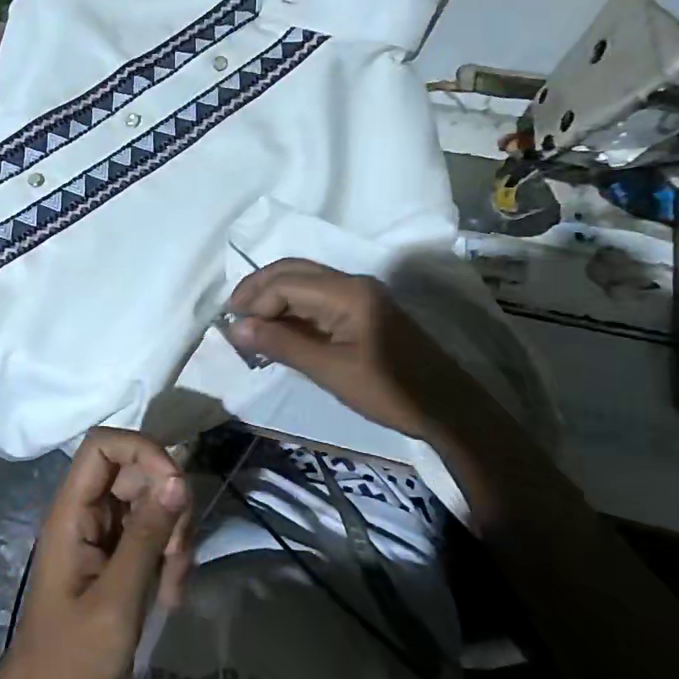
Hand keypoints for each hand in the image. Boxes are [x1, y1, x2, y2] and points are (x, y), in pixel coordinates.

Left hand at [0, 428, 191, 678]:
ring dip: (175, 538)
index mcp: (73, 512)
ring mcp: (106, 530)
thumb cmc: (71, 654)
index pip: (103, 445)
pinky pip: (155, 531)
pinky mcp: (120, 551)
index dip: (143, 450)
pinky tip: (171, 594)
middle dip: (170, 507)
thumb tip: (178, 479)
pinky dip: (171, 556)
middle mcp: (89, 511)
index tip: (175, 485)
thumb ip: (147, 536)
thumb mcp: (116, 599)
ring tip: (174, 586)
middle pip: (139, 473)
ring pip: (154, 503)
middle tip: (180, 554)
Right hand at [224, 259, 477, 438]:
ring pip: (305, 281)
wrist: (446, 408)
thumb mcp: (331, 371)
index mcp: (348, 292)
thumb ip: (283, 345)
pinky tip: (278, 326)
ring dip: (274, 295)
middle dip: (259, 288)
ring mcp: (360, 294)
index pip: (287, 282)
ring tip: (249, 321)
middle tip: (232, 314)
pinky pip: (318, 296)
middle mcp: (352, 282)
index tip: (231, 327)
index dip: (255, 301)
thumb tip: (236, 328)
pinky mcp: (363, 309)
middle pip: (294, 270)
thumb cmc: (389, 391)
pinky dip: (293, 306)